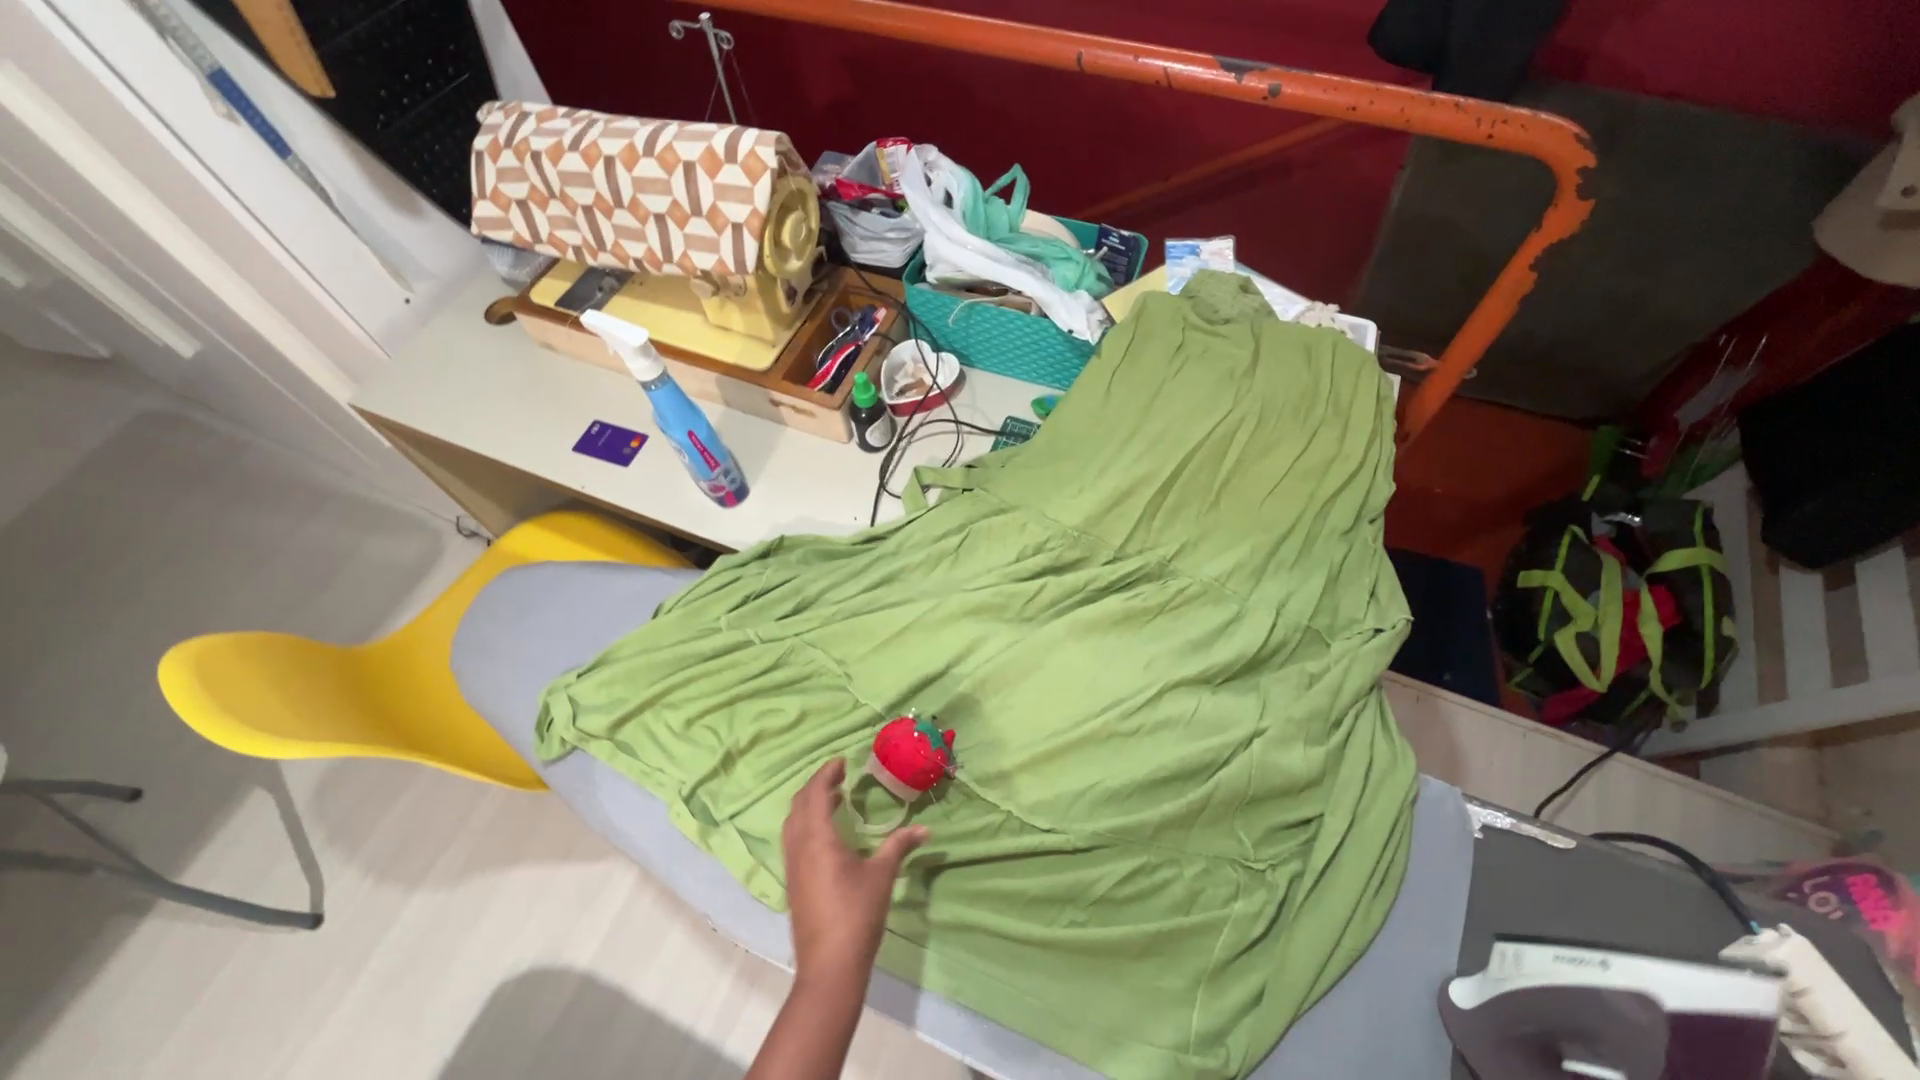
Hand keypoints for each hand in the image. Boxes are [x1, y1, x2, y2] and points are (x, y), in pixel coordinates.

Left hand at [782, 758, 927, 989]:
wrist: (830, 965)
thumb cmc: (857, 914)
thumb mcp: (882, 876)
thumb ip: (899, 846)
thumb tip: (923, 828)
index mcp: (817, 838)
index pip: (815, 793)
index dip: (826, 774)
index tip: (842, 762)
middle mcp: (799, 847)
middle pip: (799, 805)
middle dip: (816, 786)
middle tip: (839, 777)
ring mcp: (792, 866)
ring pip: (793, 823)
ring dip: (809, 805)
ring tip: (833, 799)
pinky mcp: (793, 883)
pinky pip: (794, 840)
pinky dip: (806, 824)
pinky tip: (827, 834)